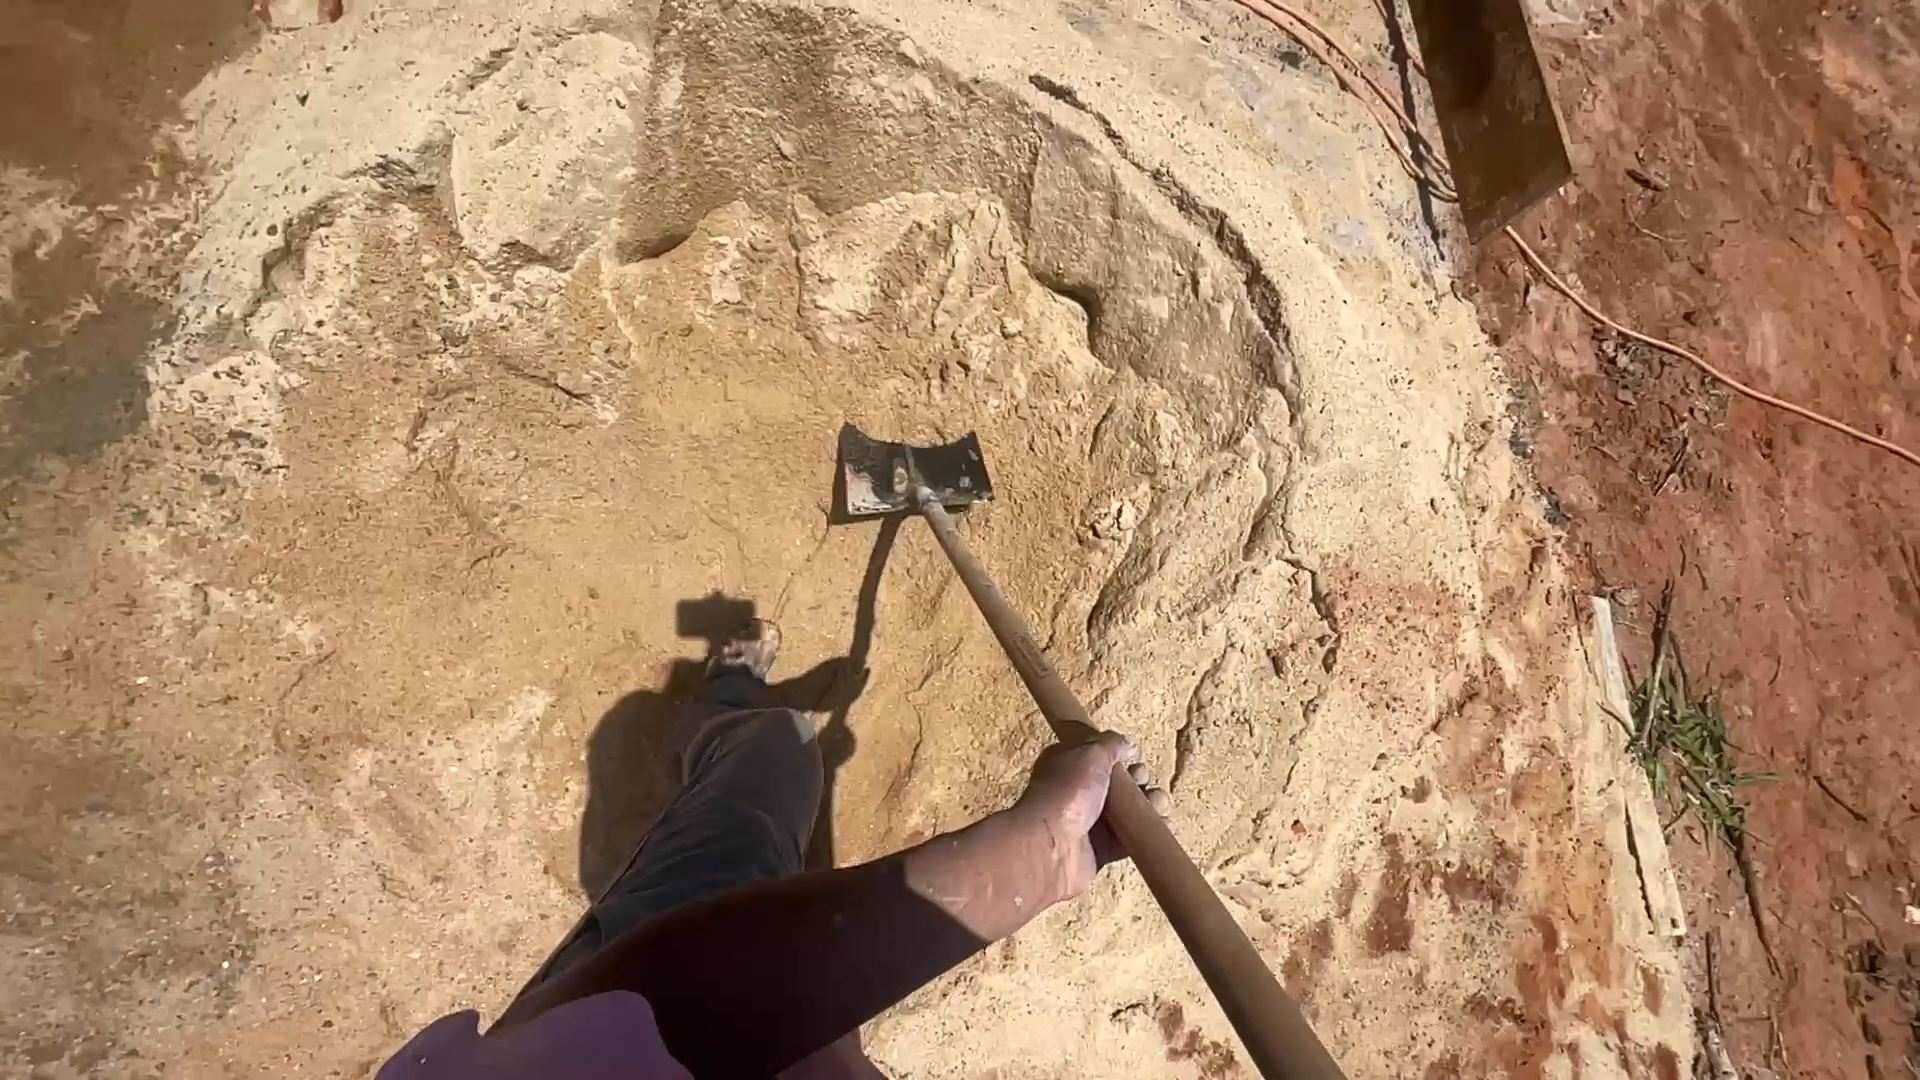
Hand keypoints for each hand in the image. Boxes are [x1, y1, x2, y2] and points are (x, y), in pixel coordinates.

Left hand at [1012, 732, 1168, 902]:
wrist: (1053, 845)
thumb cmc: (1067, 791)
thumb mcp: (1090, 753)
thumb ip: (1110, 744)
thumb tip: (1127, 744)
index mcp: (1067, 764)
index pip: (1097, 755)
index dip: (1118, 755)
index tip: (1132, 756)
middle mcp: (1077, 791)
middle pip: (1116, 782)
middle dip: (1137, 778)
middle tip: (1142, 780)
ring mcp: (1089, 822)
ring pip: (1126, 810)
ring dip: (1147, 803)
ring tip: (1157, 802)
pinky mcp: (1101, 849)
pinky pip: (1129, 838)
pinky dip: (1146, 831)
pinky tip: (1162, 822)